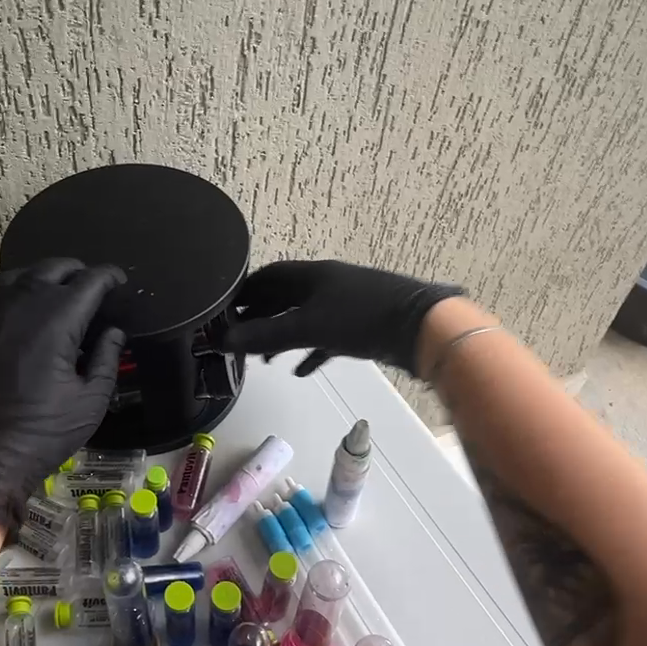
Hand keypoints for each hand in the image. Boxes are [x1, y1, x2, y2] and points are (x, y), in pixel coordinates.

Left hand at [0, 258, 126, 530]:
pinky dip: (12, 296)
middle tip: (90, 287)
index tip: (119, 282)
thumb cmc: (40, 435)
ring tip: (56, 292)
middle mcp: (18, 303)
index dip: (110, 277)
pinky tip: (20, 315)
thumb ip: (107, 359)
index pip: (90, 281)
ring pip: (18, 276)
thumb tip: (113, 331)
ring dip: (42, 278)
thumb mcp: (90, 403)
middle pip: (53, 268)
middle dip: (77, 272)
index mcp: (55, 319)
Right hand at [217, 260, 463, 376]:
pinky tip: (299, 370)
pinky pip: (325, 336)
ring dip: (282, 336)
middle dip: (261, 317)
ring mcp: (345, 304)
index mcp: (312, 274)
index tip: (224, 310)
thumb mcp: (307, 327)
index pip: (268, 276)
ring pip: (304, 318)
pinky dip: (310, 351)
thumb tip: (224, 340)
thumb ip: (266, 335)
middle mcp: (326, 284)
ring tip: (263, 358)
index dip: (244, 292)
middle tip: (239, 337)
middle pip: (284, 298)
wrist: (422, 328)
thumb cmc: (361, 318)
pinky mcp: (360, 325)